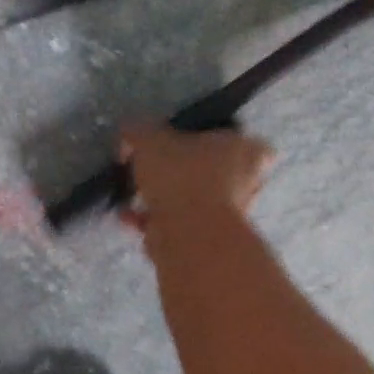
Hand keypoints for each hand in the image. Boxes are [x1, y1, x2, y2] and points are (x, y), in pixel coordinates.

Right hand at [120, 123, 275, 242]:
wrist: (188, 234)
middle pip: (209, 172)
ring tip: (131, 198)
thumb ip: (138, 133)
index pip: (235, 138)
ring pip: (189, 201)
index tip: (182, 144)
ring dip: (160, 201)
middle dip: (177, 174)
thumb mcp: (151, 141)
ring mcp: (227, 216)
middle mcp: (245, 182)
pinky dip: (152, 221)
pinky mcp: (205, 240)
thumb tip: (129, 132)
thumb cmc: (182, 176)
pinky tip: (128, 217)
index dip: (209, 139)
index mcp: (246, 149)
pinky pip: (175, 224)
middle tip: (150, 172)